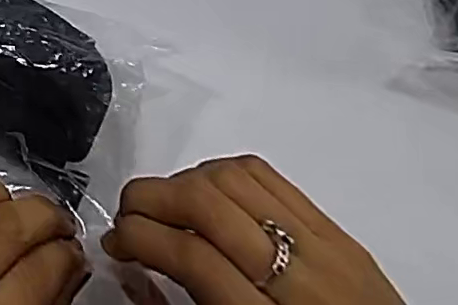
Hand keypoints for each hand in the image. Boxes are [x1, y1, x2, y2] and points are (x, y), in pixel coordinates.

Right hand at [101, 156, 403, 304]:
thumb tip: (128, 264)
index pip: (191, 256)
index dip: (138, 237)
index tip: (115, 243)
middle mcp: (304, 284)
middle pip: (206, 205)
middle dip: (148, 198)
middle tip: (128, 216)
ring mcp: (328, 252)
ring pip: (231, 178)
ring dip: (182, 182)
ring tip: (169, 207)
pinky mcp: (341, 235)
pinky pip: (268, 175)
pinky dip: (223, 173)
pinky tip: (210, 195)